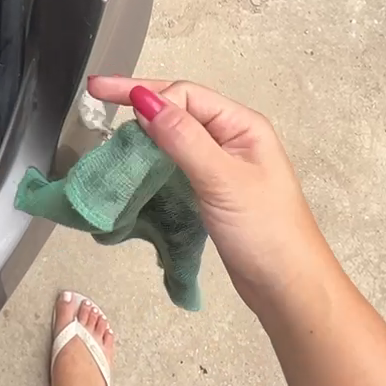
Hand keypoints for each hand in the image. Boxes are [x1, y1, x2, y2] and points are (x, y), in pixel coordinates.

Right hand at [86, 76, 335, 314]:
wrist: (289, 292)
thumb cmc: (267, 234)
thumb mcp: (222, 180)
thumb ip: (183, 138)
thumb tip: (144, 101)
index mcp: (241, 125)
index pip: (185, 94)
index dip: (148, 96)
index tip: (112, 105)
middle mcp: (230, 137)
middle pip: (176, 106)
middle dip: (137, 99)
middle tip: (96, 93)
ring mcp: (218, 162)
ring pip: (171, 133)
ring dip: (141, 128)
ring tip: (108, 127)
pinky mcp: (208, 186)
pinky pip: (172, 159)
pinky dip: (149, 154)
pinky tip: (132, 157)